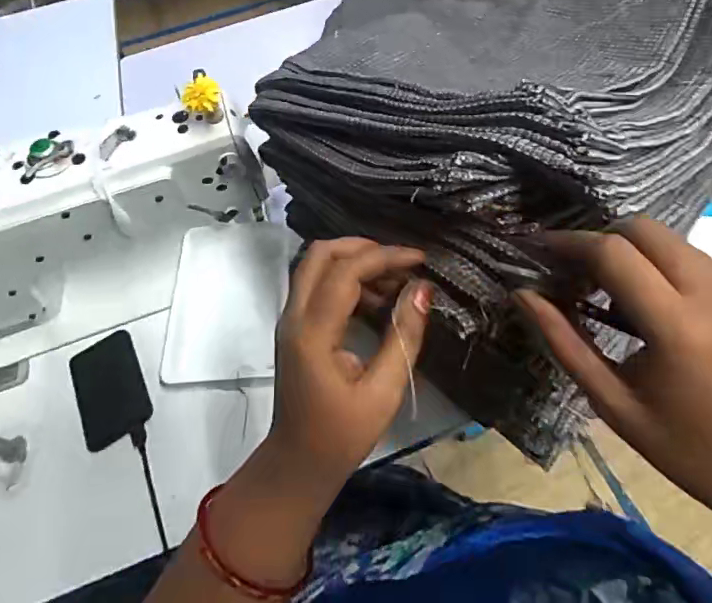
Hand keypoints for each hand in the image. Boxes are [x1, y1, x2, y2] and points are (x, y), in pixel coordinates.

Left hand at [268, 237, 432, 490]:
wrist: (298, 463)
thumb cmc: (341, 435)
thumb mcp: (383, 392)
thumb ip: (403, 337)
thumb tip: (422, 290)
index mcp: (312, 333)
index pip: (344, 272)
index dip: (383, 257)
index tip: (419, 259)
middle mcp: (294, 316)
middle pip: (320, 254)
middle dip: (362, 247)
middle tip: (400, 261)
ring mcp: (289, 318)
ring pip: (315, 265)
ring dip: (354, 262)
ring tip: (395, 281)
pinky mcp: (295, 325)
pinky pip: (316, 284)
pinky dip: (345, 279)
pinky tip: (376, 298)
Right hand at [516, 218, 711, 560]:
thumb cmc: (694, 455)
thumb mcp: (617, 407)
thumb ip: (565, 343)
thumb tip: (521, 294)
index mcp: (679, 328)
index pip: (613, 251)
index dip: (570, 241)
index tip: (542, 249)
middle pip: (646, 228)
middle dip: (604, 238)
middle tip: (580, 270)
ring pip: (677, 242)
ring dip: (639, 253)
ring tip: (619, 294)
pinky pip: (705, 265)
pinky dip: (671, 271)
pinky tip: (664, 312)